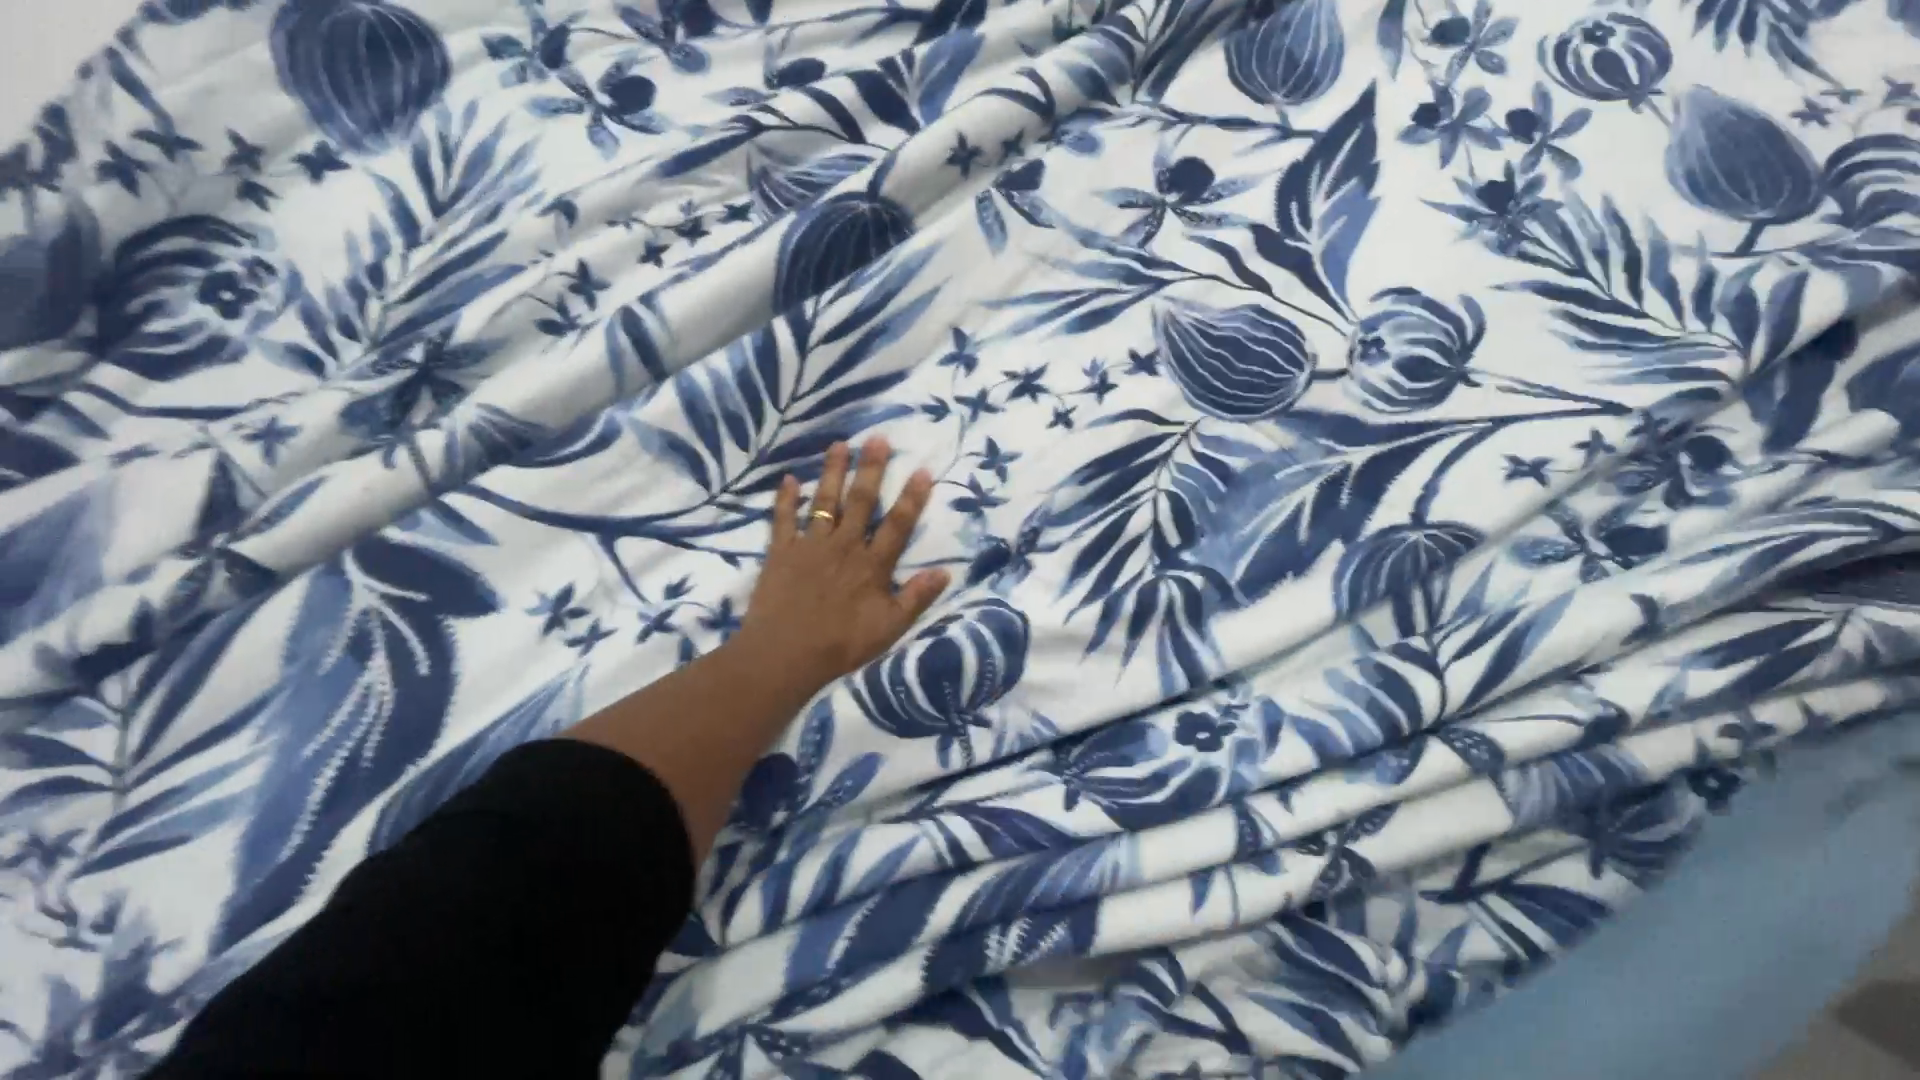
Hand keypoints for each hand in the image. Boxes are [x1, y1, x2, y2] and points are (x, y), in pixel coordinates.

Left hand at [733, 437, 949, 691]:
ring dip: (832, 471)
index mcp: (872, 565)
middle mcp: (843, 546)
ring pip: (824, 501)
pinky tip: (789, 478)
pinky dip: (786, 498)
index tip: (922, 469)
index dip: (911, 497)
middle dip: (871, 468)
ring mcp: (810, 546)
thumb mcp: (889, 628)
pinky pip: (783, 519)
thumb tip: (945, 572)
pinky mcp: (781, 552)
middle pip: (860, 500)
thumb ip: (916, 598)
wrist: (785, 654)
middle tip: (878, 438)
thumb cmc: (841, 645)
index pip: (897, 524)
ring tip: (839, 444)